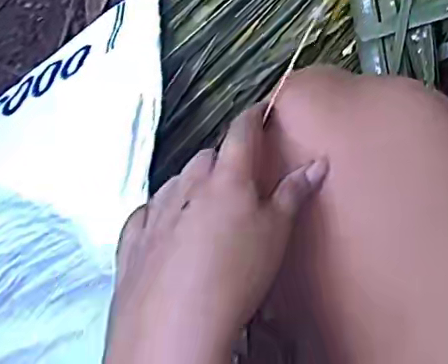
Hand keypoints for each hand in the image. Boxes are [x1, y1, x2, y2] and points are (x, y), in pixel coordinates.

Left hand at [105, 106, 325, 363]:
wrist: (172, 338)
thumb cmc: (234, 279)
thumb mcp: (276, 233)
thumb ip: (294, 193)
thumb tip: (318, 162)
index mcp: (227, 178)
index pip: (241, 130)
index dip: (253, 115)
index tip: (263, 108)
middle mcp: (188, 189)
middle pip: (206, 155)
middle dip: (224, 154)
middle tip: (242, 169)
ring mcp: (155, 219)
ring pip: (175, 181)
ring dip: (192, 180)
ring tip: (208, 196)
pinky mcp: (129, 251)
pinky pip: (142, 215)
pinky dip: (156, 209)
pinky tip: (164, 220)